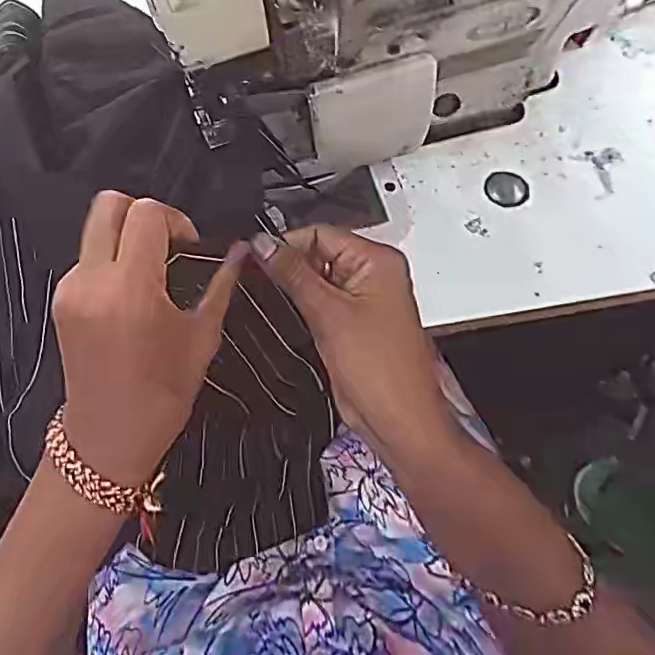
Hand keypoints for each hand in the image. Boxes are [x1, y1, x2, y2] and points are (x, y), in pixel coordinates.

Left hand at [53, 192, 245, 486]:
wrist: (107, 438)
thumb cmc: (161, 396)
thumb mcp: (201, 337)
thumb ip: (221, 285)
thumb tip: (240, 252)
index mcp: (131, 290)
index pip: (146, 213)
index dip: (175, 219)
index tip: (189, 245)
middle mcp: (92, 282)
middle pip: (108, 204)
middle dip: (142, 212)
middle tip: (165, 242)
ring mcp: (70, 289)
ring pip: (95, 229)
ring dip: (125, 236)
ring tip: (150, 271)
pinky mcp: (60, 299)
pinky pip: (87, 257)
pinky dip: (111, 260)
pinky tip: (129, 293)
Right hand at [253, 226, 454, 458]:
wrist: (398, 421)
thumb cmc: (383, 373)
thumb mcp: (329, 314)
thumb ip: (293, 274)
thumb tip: (265, 245)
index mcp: (378, 261)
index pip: (321, 233)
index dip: (287, 244)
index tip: (256, 255)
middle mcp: (373, 274)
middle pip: (318, 253)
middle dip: (290, 267)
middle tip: (259, 278)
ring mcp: (363, 298)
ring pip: (316, 278)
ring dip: (295, 288)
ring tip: (275, 301)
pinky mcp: (352, 321)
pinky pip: (321, 301)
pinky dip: (304, 307)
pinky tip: (290, 317)